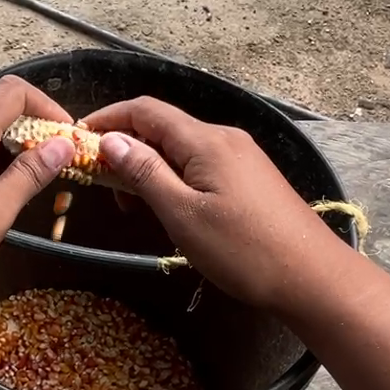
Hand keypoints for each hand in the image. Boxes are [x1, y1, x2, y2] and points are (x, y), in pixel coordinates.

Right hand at [79, 97, 350, 310]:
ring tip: (129, 204)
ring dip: (146, 166)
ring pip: (178, 147)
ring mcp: (238, 157)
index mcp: (205, 141)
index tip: (76, 139)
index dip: (107, 118)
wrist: (313, 279)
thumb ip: (145, 173)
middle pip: (161, 126)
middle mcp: (223, 138)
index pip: (145, 110)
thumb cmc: (243, 250)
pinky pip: (196, 163)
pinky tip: (164, 207)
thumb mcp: (182, 214)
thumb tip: (110, 140)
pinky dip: (169, 176)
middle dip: (124, 147)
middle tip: (99, 183)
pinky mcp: (246, 177)